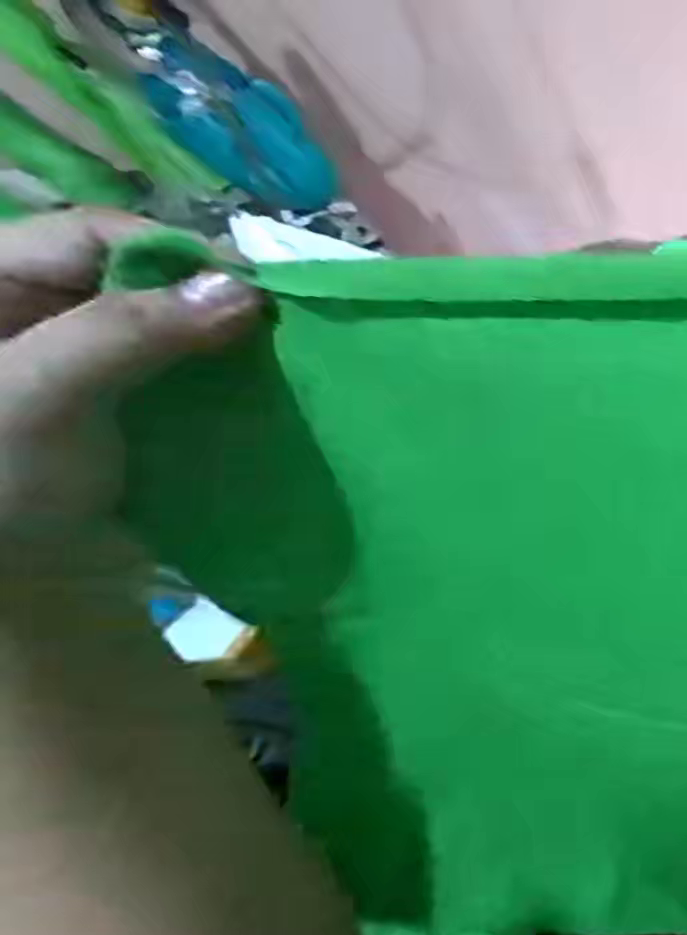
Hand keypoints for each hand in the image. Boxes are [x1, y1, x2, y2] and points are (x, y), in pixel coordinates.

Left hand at [0, 209, 260, 553]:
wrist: (28, 580)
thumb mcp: (39, 396)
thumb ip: (130, 333)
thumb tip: (247, 288)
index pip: (91, 236)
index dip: (177, 254)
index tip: (262, 295)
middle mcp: (39, 310)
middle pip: (142, 274)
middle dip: (215, 294)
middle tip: (288, 326)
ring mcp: (95, 358)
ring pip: (180, 320)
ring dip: (237, 335)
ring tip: (291, 355)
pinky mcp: (142, 399)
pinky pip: (199, 366)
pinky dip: (241, 370)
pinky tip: (272, 383)